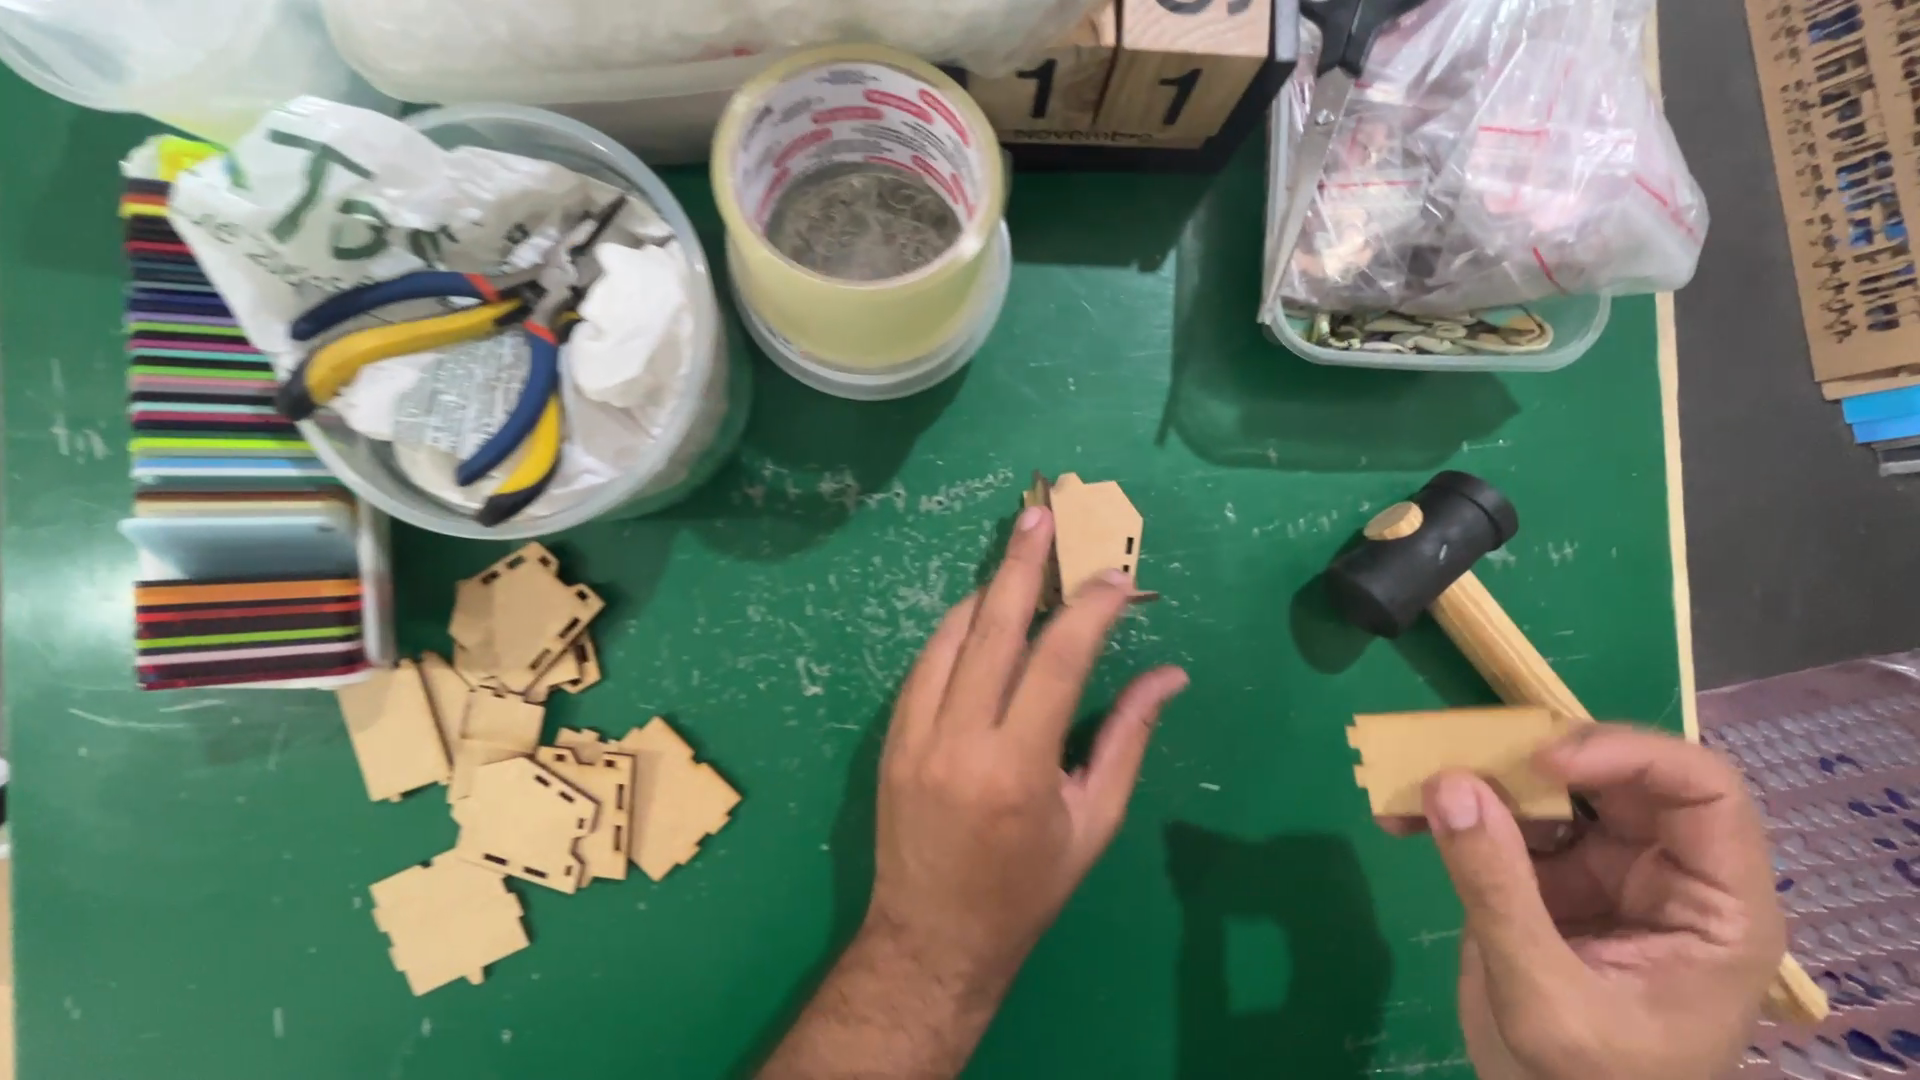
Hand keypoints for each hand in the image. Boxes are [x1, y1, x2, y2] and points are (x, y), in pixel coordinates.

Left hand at [865, 503, 1188, 996]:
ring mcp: (914, 734)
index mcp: (1018, 767)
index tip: (1117, 578)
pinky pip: (923, 664)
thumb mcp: (1093, 823)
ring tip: (1017, 557)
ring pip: (950, 638)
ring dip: (987, 592)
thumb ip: (1128, 739)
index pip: (1058, 660)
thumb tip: (1170, 676)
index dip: (1091, 609)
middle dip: (1022, 566)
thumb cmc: (1026, 890)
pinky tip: (979, 611)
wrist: (931, 936)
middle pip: (993, 629)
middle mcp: (959, 739)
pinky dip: (954, 630)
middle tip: (1041, 516)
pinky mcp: (891, 737)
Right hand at [1410, 725, 1784, 1079]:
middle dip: (1528, 756)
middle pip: (1613, 774)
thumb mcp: (1543, 995)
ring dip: (1475, 777)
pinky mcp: (1544, 877)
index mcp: (1712, 904)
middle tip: (1454, 755)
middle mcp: (1662, 871)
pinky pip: (1498, 820)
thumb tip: (1447, 782)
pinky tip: (1398, 819)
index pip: (1701, 791)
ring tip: (1410, 782)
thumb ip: (1497, 889)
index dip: (1627, 755)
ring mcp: (1600, 870)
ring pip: (1546, 789)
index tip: (1539, 763)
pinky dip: (1448, 812)